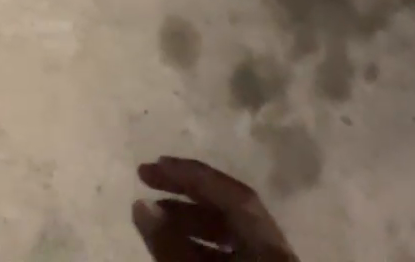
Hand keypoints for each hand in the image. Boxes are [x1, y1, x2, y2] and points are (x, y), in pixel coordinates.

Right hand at [133, 158, 297, 261]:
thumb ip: (172, 243)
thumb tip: (139, 203)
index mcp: (271, 242)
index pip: (234, 193)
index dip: (193, 174)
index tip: (154, 162)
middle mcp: (275, 246)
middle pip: (230, 209)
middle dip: (186, 191)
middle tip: (145, 178)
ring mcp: (268, 259)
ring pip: (228, 233)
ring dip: (187, 219)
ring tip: (152, 214)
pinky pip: (229, 252)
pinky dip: (198, 243)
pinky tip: (172, 241)